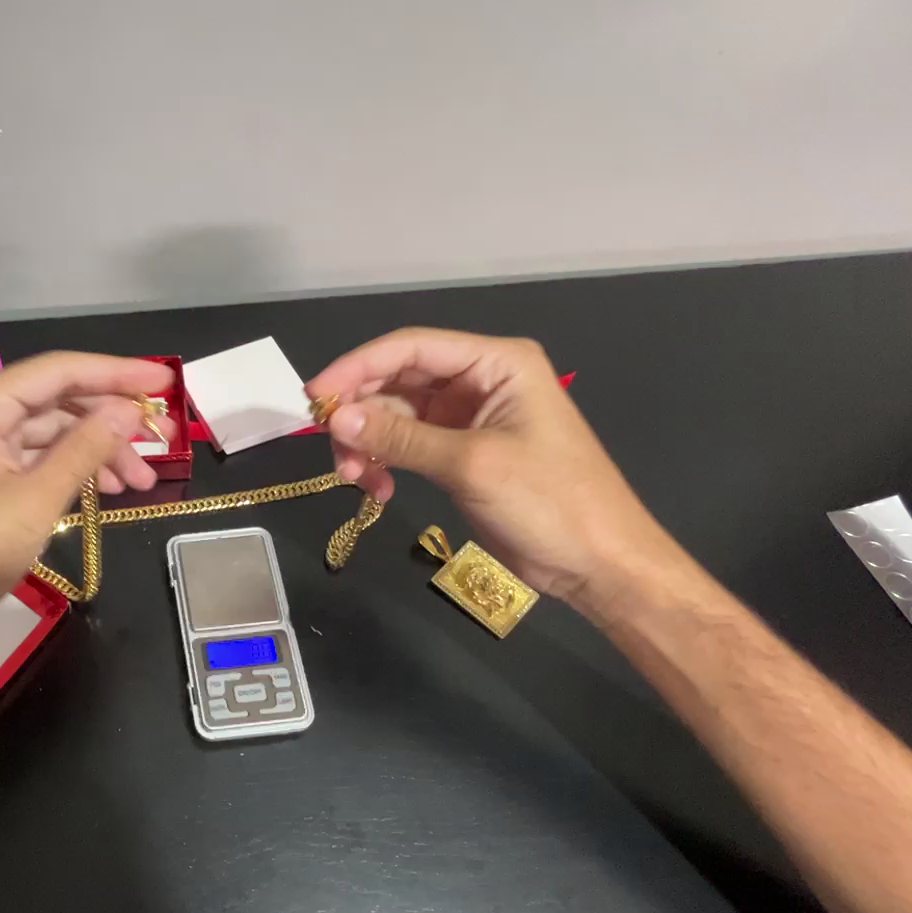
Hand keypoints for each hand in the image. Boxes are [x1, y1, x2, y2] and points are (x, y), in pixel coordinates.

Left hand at [0, 351, 173, 626]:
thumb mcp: (38, 500)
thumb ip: (86, 448)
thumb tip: (128, 412)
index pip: (59, 371)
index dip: (117, 374)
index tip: (165, 382)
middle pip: (56, 399)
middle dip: (110, 422)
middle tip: (163, 441)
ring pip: (49, 429)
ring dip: (95, 451)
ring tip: (140, 483)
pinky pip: (32, 452)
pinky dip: (69, 466)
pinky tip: (106, 487)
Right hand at [305, 328, 680, 610]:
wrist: (597, 563)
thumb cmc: (550, 502)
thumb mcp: (470, 464)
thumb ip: (400, 439)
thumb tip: (336, 418)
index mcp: (495, 364)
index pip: (410, 349)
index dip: (356, 368)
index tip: (313, 398)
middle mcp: (478, 382)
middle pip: (396, 382)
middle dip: (359, 414)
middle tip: (331, 450)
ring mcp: (465, 419)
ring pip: (393, 417)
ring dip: (367, 446)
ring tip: (355, 480)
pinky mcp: (457, 453)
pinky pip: (404, 446)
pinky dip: (383, 465)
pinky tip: (379, 491)